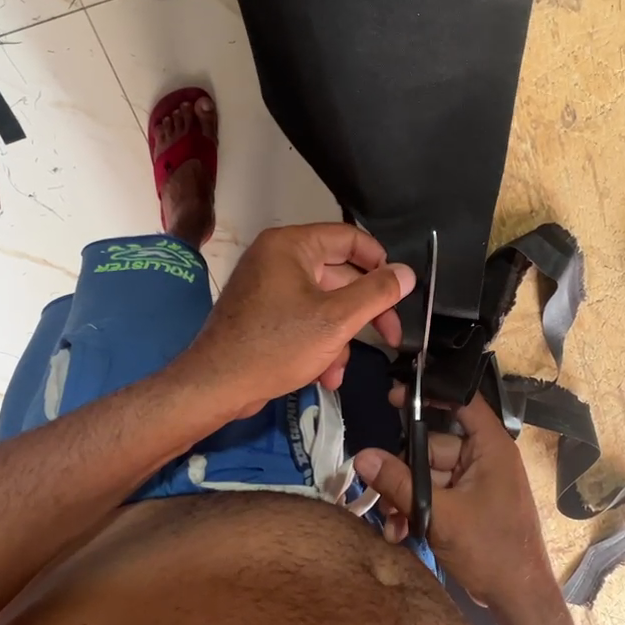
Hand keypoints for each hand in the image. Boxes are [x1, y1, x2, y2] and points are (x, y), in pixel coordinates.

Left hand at [175, 223, 414, 417]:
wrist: (217, 386)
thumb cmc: (277, 345)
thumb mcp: (336, 319)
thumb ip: (376, 293)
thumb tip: (407, 273)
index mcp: (291, 245)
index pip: (349, 237)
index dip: (380, 262)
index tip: (400, 290)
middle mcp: (278, 258)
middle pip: (339, 276)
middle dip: (363, 313)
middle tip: (391, 337)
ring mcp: (269, 288)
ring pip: (325, 305)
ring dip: (340, 338)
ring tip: (341, 369)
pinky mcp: (264, 316)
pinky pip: (304, 320)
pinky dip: (319, 345)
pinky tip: (324, 376)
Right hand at [353, 398, 556, 609]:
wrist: (518, 598)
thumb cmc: (491, 548)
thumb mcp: (439, 514)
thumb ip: (399, 483)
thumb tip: (361, 456)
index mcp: (490, 447)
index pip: (461, 403)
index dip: (429, 394)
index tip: (394, 396)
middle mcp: (483, 458)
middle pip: (431, 446)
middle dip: (403, 473)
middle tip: (379, 495)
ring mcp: (475, 483)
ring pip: (428, 475)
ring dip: (405, 498)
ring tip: (392, 525)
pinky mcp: (467, 505)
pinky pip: (435, 496)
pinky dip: (418, 511)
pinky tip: (402, 533)